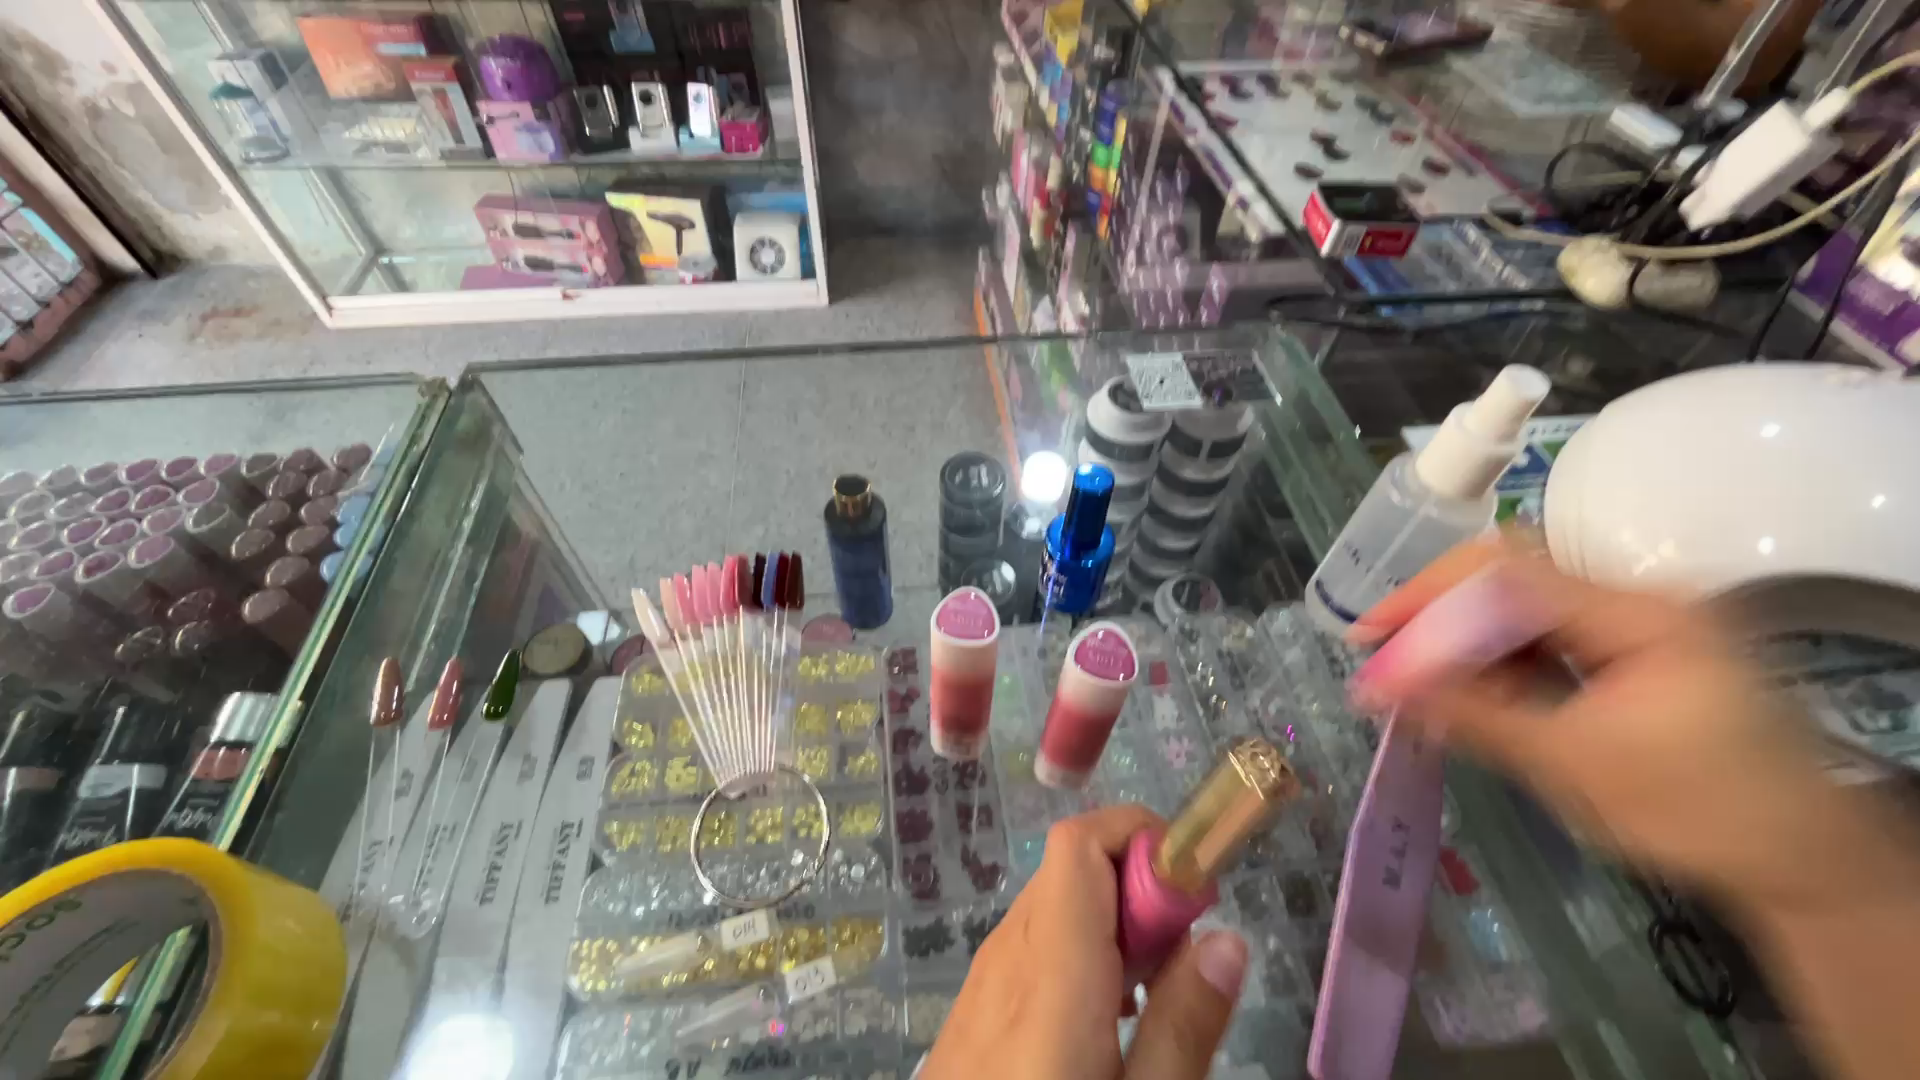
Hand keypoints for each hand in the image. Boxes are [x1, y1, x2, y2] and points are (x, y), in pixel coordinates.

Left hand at [920, 805, 1249, 1079]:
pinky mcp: (980, 1001)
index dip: (1139, 838)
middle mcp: (1011, 948)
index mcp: (1050, 960)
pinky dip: (1081, 949)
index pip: (1080, 842)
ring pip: (1056, 904)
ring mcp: (987, 974)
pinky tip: (1106, 1020)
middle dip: (1138, 884)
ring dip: (1113, 920)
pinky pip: (1036, 943)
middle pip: (1072, 868)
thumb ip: (1184, 1023)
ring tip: (1154, 993)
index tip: (1195, 891)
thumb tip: (1227, 938)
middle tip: (1186, 954)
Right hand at [1347, 536, 1854, 905]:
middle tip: (1384, 659)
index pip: (1505, 570)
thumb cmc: (1697, 815)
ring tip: (1414, 679)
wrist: (1805, 862)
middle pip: (1507, 577)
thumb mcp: (1570, 764)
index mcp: (1636, 613)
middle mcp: (1634, 598)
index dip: (1426, 595)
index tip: (1369, 635)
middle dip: (1435, 615)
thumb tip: (1376, 685)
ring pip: (1518, 604)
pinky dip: (1493, 656)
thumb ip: (1469, 714)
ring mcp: (1633, 620)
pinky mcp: (1627, 645)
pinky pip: (1541, 632)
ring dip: (1459, 638)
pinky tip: (1465, 687)